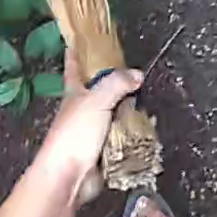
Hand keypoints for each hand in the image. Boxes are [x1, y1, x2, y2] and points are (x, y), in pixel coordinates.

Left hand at [32, 50, 140, 202]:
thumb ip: (117, 83)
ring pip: (115, 111)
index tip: (80, 39)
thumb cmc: (75, 133)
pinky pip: (123, 134)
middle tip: (137, 71)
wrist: (68, 177)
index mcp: (75, 92)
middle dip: (117, 81)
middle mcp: (83, 108)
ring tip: (149, 98)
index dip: (77, 52)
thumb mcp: (97, 99)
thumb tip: (137, 74)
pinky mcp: (104, 148)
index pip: (75, 65)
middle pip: (102, 88)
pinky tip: (147, 124)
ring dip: (130, 107)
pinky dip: (134, 130)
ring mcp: (93, 129)